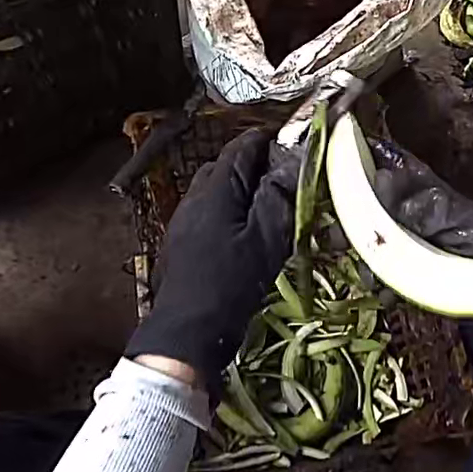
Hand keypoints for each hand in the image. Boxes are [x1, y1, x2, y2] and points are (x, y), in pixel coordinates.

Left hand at [126, 129, 294, 390]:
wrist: (187, 330)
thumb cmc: (231, 283)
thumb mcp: (266, 239)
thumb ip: (278, 197)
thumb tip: (292, 162)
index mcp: (216, 191)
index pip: (240, 149)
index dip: (265, 140)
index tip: (289, 142)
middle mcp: (194, 198)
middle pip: (224, 166)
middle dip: (253, 163)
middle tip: (283, 174)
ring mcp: (183, 220)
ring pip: (214, 189)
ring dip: (240, 187)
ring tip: (267, 202)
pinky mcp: (180, 241)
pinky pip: (207, 210)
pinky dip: (228, 208)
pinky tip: (243, 230)